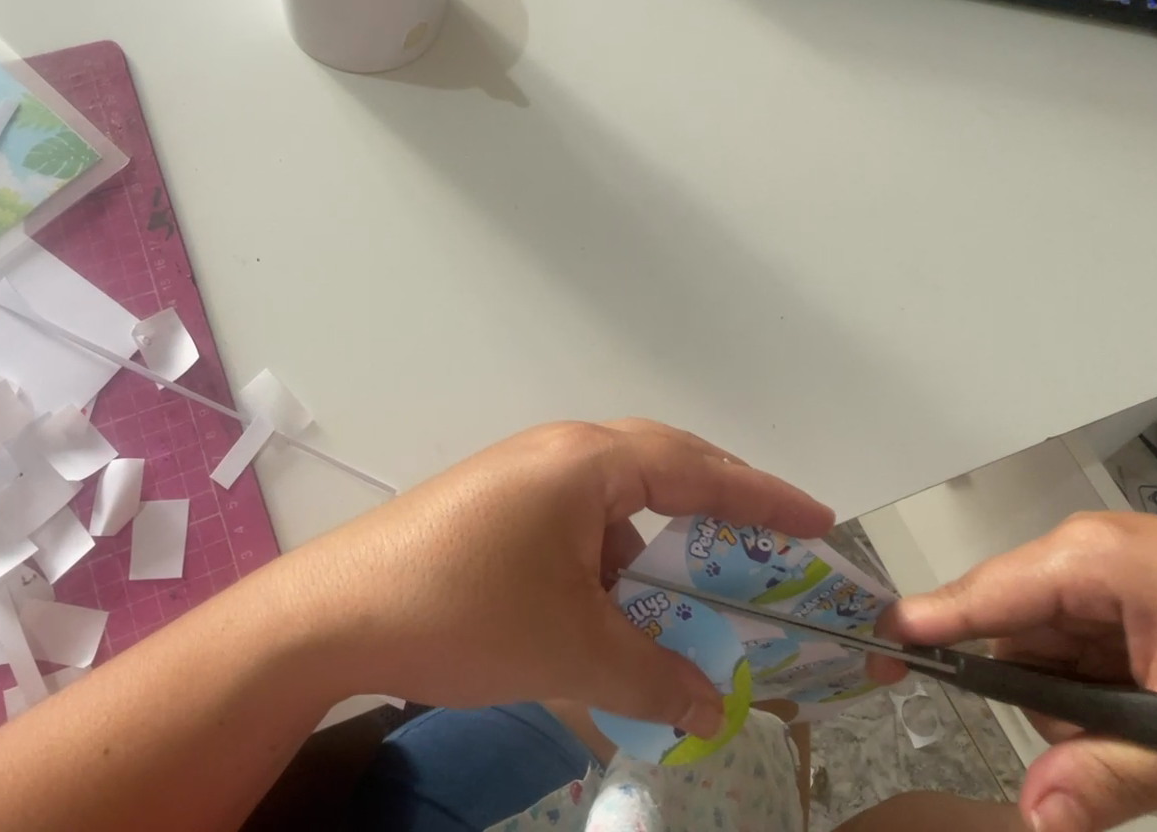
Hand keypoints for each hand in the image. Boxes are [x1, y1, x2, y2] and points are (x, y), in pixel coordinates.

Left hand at [279, 419, 832, 738]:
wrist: (338, 611)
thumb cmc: (465, 612)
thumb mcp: (573, 650)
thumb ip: (654, 674)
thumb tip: (708, 703)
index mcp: (586, 463)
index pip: (697, 469)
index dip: (764, 497)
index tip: (818, 521)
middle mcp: (555, 453)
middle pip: (658, 466)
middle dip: (717, 506)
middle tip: (766, 546)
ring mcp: (518, 476)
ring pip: (613, 496)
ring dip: (655, 540)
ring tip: (689, 591)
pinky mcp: (492, 505)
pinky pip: (574, 518)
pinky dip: (608, 554)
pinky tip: (610, 603)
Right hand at [869, 512, 1156, 831]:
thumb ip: (1117, 771)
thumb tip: (1032, 820)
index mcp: (1091, 559)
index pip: (980, 594)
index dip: (922, 625)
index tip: (872, 655)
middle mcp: (1092, 558)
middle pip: (1016, 633)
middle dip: (1046, 697)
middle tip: (1116, 747)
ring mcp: (1124, 581)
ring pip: (1055, 651)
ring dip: (1089, 706)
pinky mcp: (1151, 606)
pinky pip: (1095, 654)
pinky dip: (1116, 697)